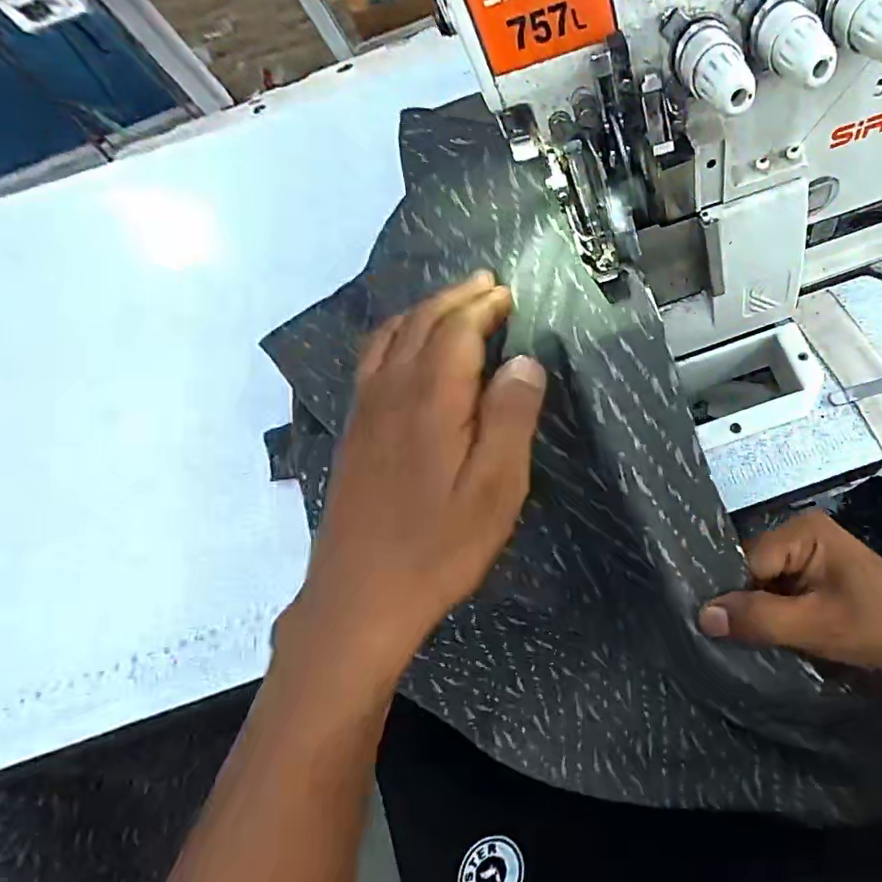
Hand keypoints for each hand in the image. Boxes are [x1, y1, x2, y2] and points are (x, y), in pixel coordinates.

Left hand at [277, 274, 546, 683]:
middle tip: (487, 286)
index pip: (456, 332)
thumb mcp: (496, 487)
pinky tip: (408, 352)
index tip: (509, 293)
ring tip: (452, 306)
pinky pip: (372, 364)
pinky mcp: (355, 435)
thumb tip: (525, 362)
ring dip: (423, 314)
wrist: (363, 594)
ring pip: (389, 340)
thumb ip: (511, 418)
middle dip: (455, 300)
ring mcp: (365, 413)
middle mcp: (391, 394)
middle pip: (420, 326)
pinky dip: (396, 338)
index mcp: (431, 401)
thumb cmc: (443, 544)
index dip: (483, 308)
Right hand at [697, 511, 881, 675]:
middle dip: (746, 604)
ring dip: (760, 613)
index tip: (713, 630)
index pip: (746, 559)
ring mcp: (813, 555)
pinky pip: (782, 592)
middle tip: (726, 641)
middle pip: (753, 570)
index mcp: (804, 530)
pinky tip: (769, 637)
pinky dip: (776, 615)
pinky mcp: (819, 577)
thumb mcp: (813, 625)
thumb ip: (758, 618)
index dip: (732, 595)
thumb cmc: (876, 626)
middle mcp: (804, 533)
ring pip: (765, 585)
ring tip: (746, 642)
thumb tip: (702, 615)